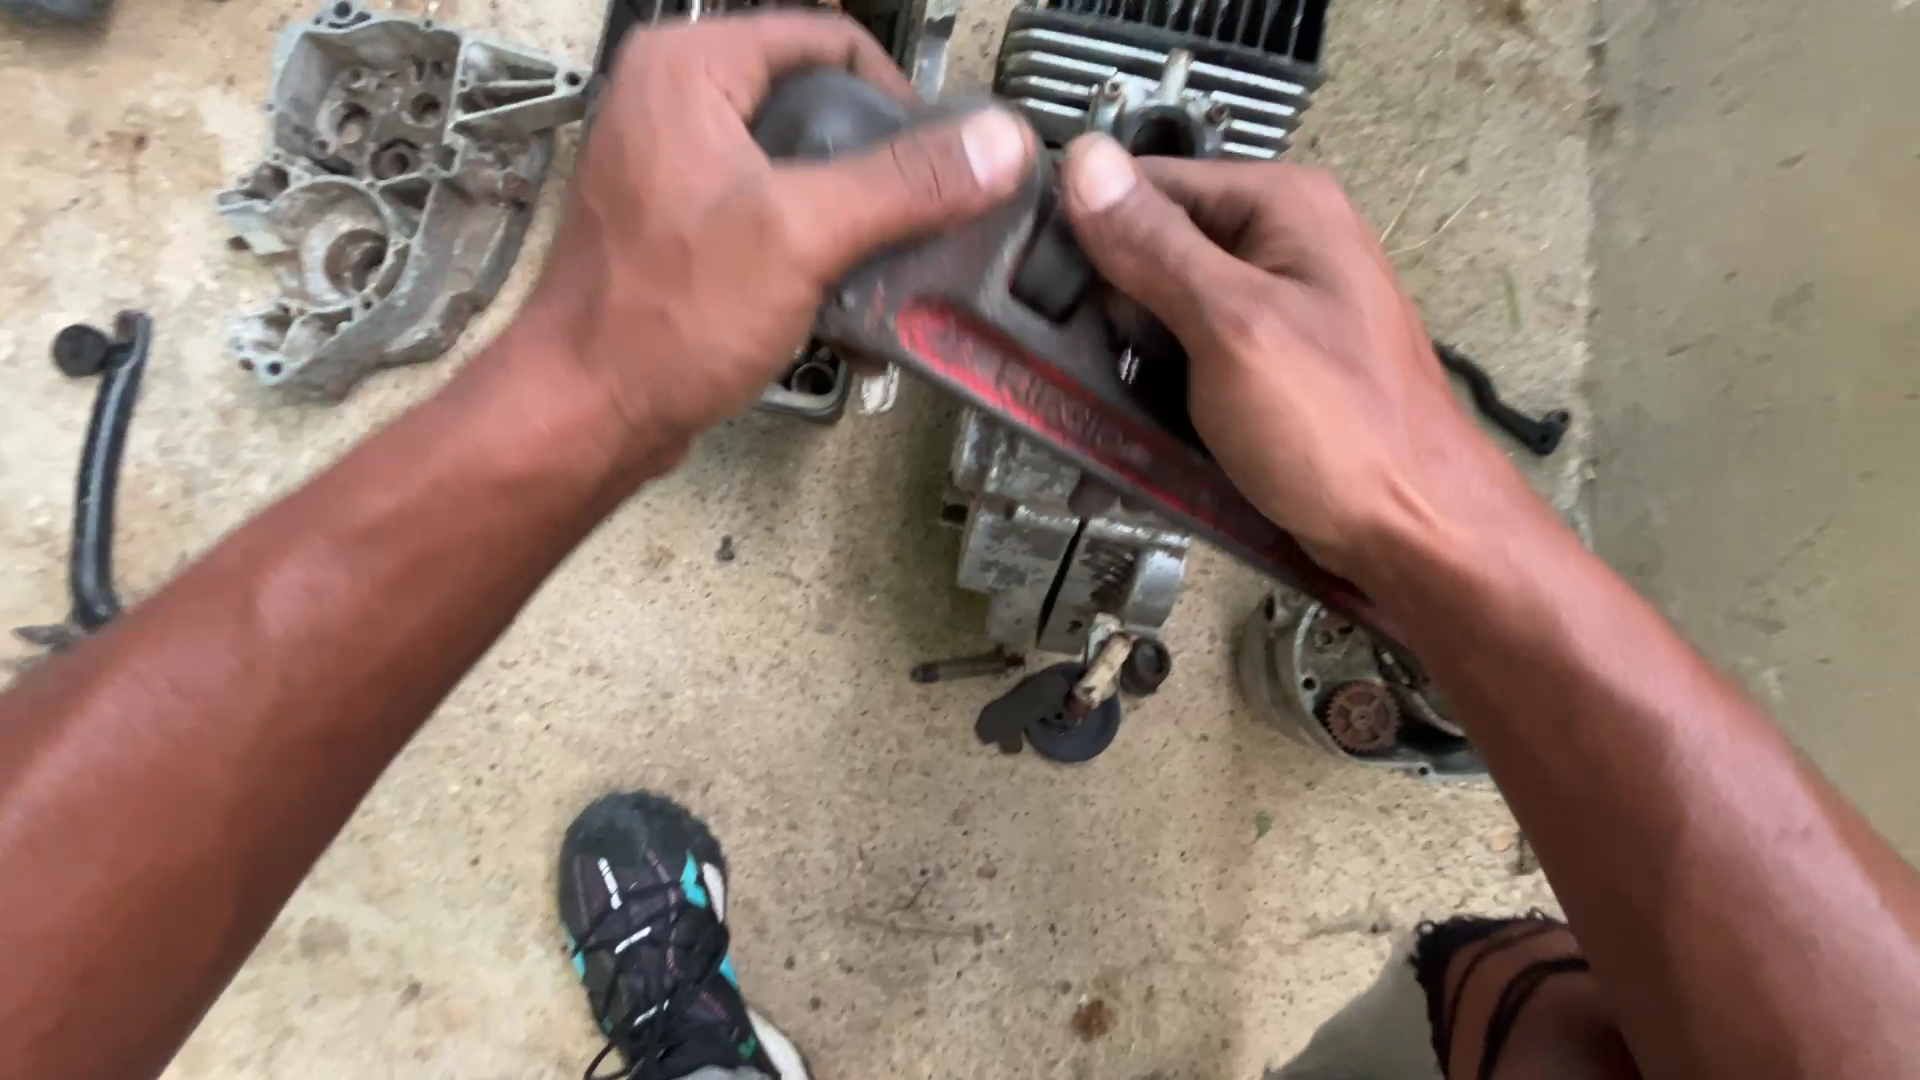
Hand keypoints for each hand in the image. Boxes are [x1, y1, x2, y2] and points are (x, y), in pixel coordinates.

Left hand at [508, 14, 1033, 464]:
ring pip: (802, 179)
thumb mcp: (798, 234)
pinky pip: (777, 231)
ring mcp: (684, 181)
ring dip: (857, 226)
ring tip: (895, 272)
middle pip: (821, 115)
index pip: (829, 42)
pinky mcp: (693, 242)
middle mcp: (681, 112)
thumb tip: (997, 145)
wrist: (592, 412)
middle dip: (883, 175)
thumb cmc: (664, 318)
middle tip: (926, 224)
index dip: (900, 98)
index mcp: (692, 71)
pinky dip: (820, 262)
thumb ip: (902, 185)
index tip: (943, 162)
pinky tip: (850, 307)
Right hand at [1057, 135, 1538, 588]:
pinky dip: (1150, 398)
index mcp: (1280, 207)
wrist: (1407, 532)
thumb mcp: (1232, 326)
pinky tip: (1125, 435)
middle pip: (1149, 256)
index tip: (1037, 297)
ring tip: (1089, 414)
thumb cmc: (1332, 426)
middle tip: (1073, 371)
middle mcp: (1275, 248)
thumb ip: (1155, 249)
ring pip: (1158, 320)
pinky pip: (1183, 366)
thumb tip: (1082, 160)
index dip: (1087, 236)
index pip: (1147, 188)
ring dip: (1120, 367)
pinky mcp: (1255, 370)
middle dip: (1105, 316)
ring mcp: (1266, 313)